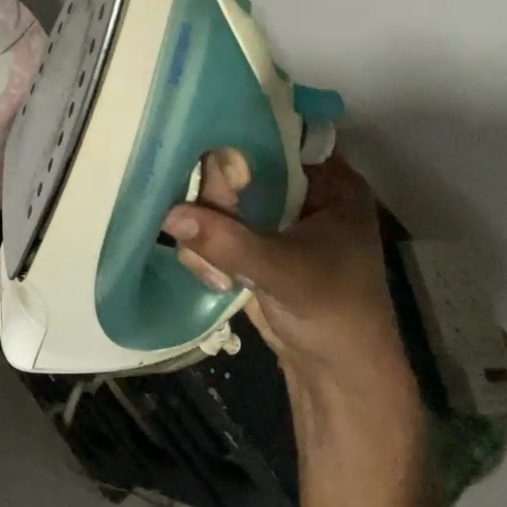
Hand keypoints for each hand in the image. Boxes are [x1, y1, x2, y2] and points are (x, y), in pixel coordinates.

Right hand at [163, 152, 409, 391]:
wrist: (336, 376)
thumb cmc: (334, 316)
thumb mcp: (283, 273)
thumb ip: (228, 242)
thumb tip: (170, 213)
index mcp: (330, 183)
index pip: (279, 134)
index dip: (240, 131)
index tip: (198, 138)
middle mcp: (301, 191)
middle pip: (239, 163)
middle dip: (215, 195)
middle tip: (206, 219)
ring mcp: (273, 218)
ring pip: (219, 195)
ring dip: (205, 226)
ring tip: (214, 267)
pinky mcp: (250, 242)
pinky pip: (211, 224)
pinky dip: (202, 246)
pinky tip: (214, 277)